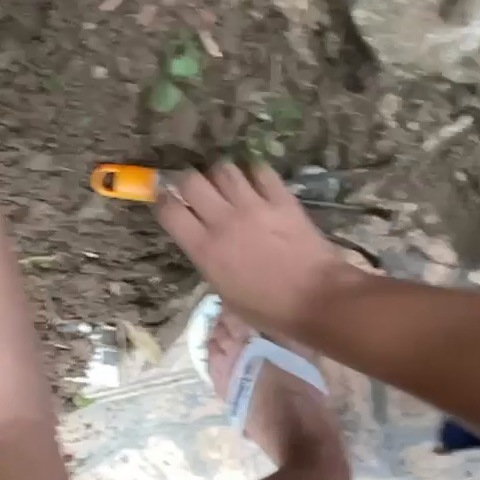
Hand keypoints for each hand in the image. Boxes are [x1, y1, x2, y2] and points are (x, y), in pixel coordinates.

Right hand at [155, 162, 361, 337]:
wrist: (316, 299)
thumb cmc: (268, 310)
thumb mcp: (226, 295)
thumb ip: (211, 263)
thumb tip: (207, 246)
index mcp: (205, 250)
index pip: (170, 211)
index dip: (163, 201)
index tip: (164, 200)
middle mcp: (223, 221)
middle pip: (191, 180)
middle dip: (186, 181)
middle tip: (193, 189)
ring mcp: (254, 206)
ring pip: (224, 169)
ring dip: (219, 174)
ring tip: (225, 184)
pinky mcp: (282, 199)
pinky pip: (260, 171)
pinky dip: (254, 173)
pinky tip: (255, 182)